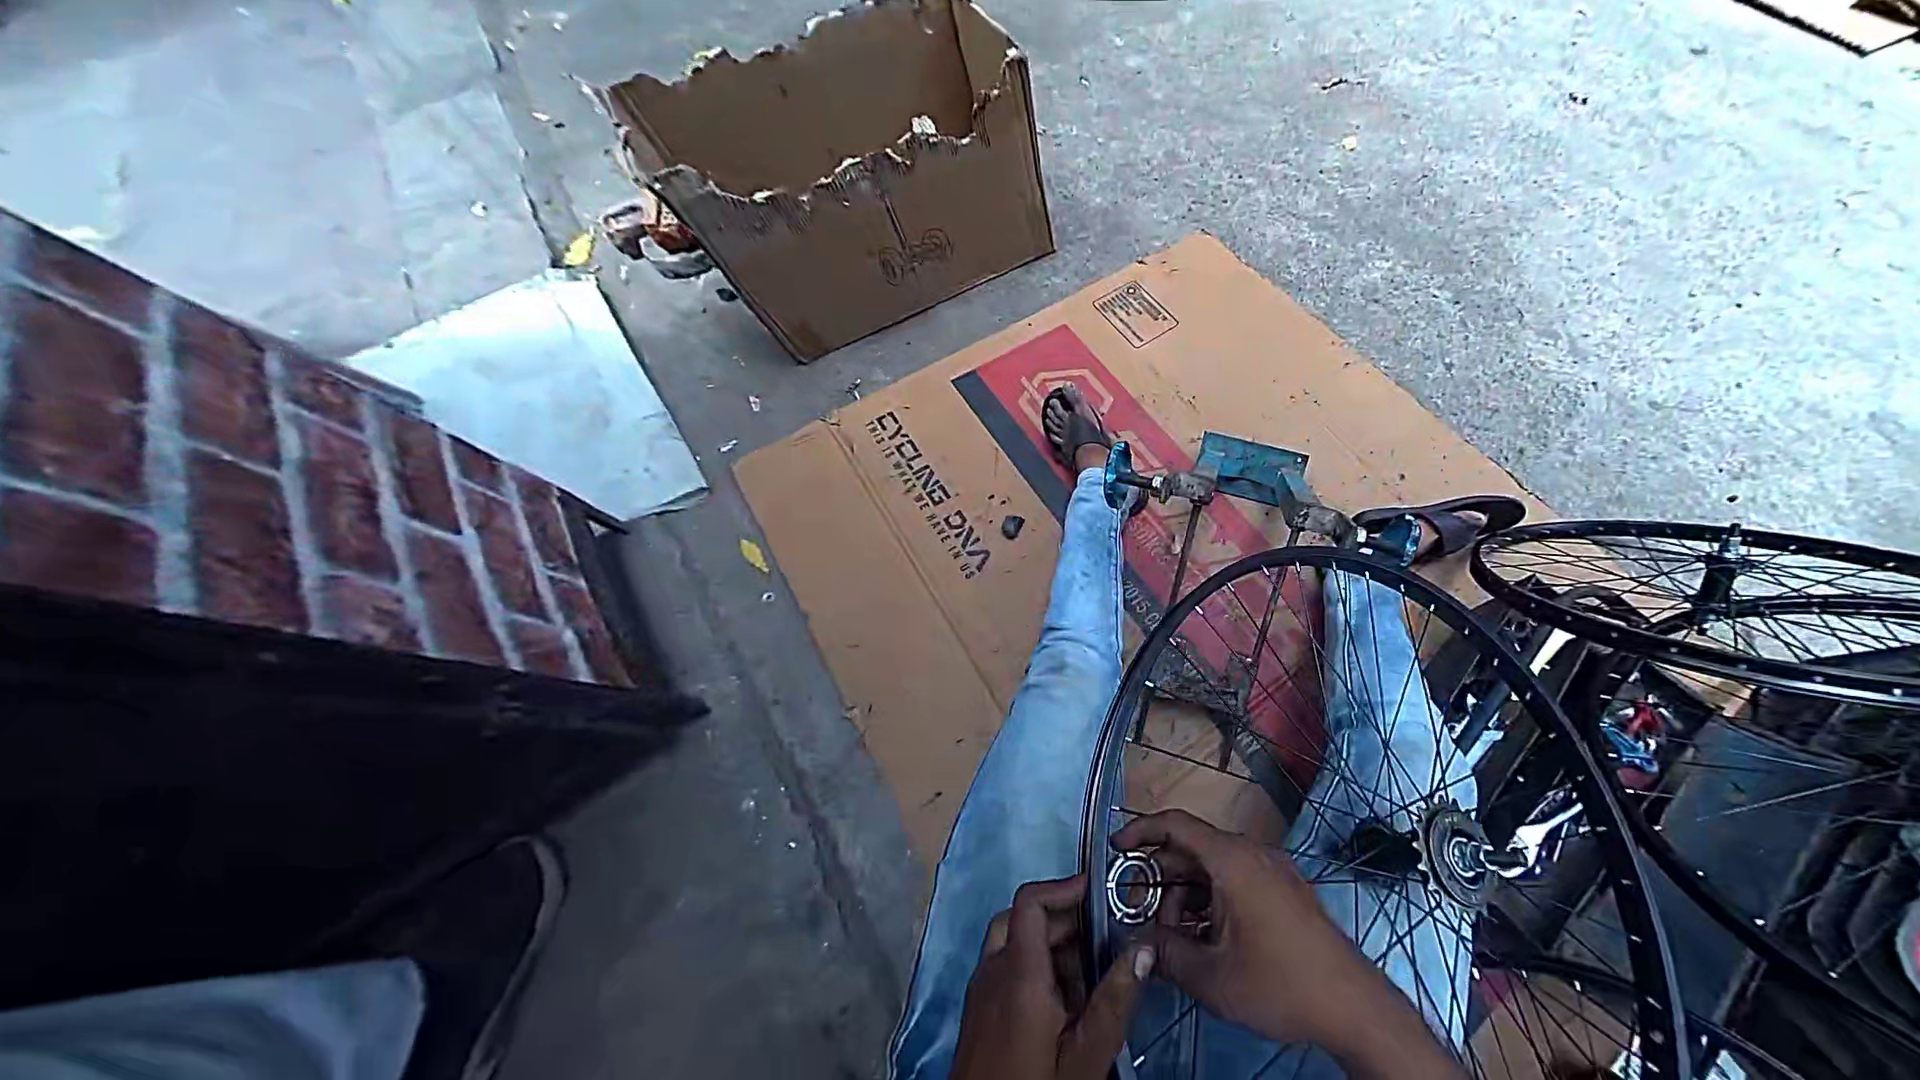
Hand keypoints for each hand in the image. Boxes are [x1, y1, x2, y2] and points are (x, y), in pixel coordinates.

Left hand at [950, 875, 1155, 1079]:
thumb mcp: (1085, 1054)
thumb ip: (1114, 1000)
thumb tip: (1142, 949)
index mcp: (1017, 970)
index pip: (1030, 901)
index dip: (1061, 888)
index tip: (1094, 891)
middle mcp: (992, 968)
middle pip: (1023, 919)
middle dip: (1064, 920)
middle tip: (1103, 937)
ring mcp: (981, 988)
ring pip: (1012, 940)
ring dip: (1049, 942)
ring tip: (1089, 970)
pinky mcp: (978, 1008)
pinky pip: (1005, 965)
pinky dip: (1033, 963)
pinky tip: (1062, 999)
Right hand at [1115, 811, 1463, 1079]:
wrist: (1359, 1011)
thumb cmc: (1281, 984)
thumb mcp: (1211, 977)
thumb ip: (1165, 953)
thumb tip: (1136, 943)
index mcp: (1232, 859)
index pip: (1175, 823)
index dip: (1140, 830)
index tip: (1116, 847)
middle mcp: (1252, 854)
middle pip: (1191, 849)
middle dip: (1160, 878)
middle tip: (1141, 912)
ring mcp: (1273, 871)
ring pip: (1213, 868)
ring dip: (1186, 895)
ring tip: (1175, 937)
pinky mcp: (1286, 891)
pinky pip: (1235, 880)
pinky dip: (1211, 900)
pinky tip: (1206, 938)